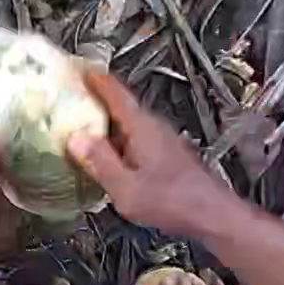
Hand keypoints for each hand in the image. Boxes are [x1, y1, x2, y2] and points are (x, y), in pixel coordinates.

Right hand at [67, 70, 249, 239]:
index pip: (116, 93)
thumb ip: (100, 161)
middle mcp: (154, 128)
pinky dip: (119, 141)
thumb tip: (76, 138)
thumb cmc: (171, 201)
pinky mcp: (168, 156)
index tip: (78, 69)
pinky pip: (137, 140)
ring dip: (107, 125)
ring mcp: (163, 141)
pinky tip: (109, 158)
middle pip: (122, 107)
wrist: (212, 215)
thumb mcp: (125, 187)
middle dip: (97, 103)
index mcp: (142, 128)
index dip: (96, 80)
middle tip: (71, 102)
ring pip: (129, 125)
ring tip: (83, 130)